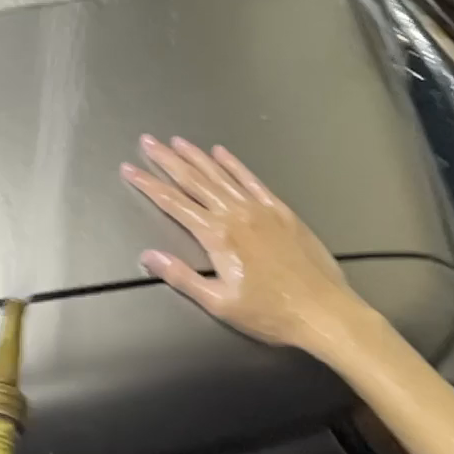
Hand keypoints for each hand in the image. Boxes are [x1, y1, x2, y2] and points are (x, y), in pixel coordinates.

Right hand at [121, 134, 366, 354]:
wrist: (325, 312)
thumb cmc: (270, 313)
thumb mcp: (220, 304)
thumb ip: (182, 277)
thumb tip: (147, 255)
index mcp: (216, 235)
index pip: (173, 203)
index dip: (148, 184)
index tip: (128, 168)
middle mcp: (233, 212)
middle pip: (193, 180)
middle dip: (166, 160)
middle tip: (147, 140)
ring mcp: (258, 207)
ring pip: (219, 174)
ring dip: (195, 156)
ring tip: (175, 141)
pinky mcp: (280, 209)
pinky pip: (251, 180)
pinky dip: (234, 164)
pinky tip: (221, 152)